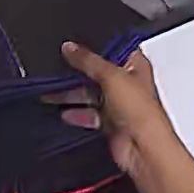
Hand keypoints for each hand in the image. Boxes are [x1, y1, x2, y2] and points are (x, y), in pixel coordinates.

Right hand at [50, 43, 193, 192]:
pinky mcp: (110, 123)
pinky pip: (89, 114)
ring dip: (73, 92)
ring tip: (51, 88)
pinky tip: (63, 111)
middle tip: (57, 65)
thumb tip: (70, 47)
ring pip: (91, 93)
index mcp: (135, 65)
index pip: (113, 48)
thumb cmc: (141, 112)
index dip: (95, 45)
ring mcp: (118, 104)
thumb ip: (88, 60)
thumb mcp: (111, 76)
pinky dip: (76, 113)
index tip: (74, 43)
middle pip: (98, 71)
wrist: (142, 149)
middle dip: (79, 70)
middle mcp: (127, 83)